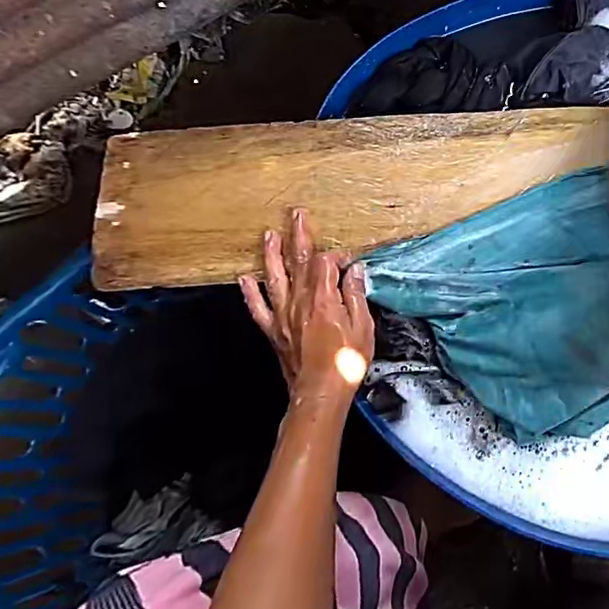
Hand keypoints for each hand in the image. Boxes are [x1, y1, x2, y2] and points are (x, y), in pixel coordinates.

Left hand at [240, 208, 374, 406]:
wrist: (320, 393)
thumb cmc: (346, 362)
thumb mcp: (364, 326)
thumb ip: (356, 295)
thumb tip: (355, 271)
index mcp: (324, 298)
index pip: (325, 263)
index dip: (337, 256)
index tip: (349, 261)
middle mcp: (300, 302)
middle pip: (298, 261)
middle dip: (299, 235)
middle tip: (297, 215)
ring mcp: (283, 316)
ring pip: (275, 278)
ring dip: (272, 254)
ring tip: (269, 235)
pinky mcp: (273, 331)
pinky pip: (258, 308)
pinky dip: (251, 293)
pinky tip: (245, 279)